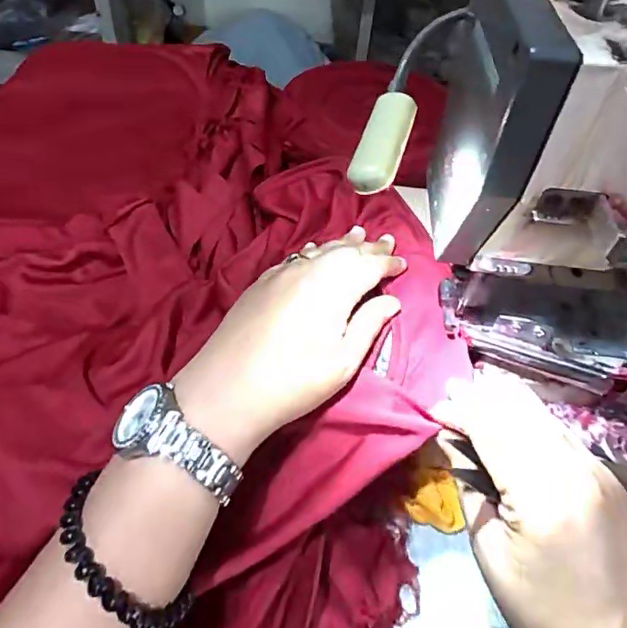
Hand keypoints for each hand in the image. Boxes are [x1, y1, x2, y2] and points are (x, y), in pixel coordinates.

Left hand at [170, 226, 405, 461]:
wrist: (224, 392)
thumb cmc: (293, 382)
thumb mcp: (343, 363)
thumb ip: (369, 325)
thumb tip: (391, 301)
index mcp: (334, 287)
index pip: (369, 266)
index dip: (387, 264)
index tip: (402, 264)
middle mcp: (309, 270)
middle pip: (346, 251)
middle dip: (369, 247)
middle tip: (386, 241)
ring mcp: (282, 273)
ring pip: (320, 249)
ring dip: (343, 244)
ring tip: (358, 235)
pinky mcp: (262, 282)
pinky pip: (297, 256)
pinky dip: (316, 251)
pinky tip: (317, 252)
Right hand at [433, 370, 626, 627]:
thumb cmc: (542, 614)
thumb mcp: (492, 558)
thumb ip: (472, 494)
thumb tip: (453, 449)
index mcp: (543, 496)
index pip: (496, 433)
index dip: (465, 413)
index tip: (437, 404)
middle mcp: (576, 471)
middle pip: (524, 416)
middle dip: (487, 398)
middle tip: (456, 387)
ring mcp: (600, 471)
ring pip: (549, 420)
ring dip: (514, 403)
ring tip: (483, 390)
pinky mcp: (611, 477)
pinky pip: (568, 438)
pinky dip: (539, 423)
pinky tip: (521, 418)